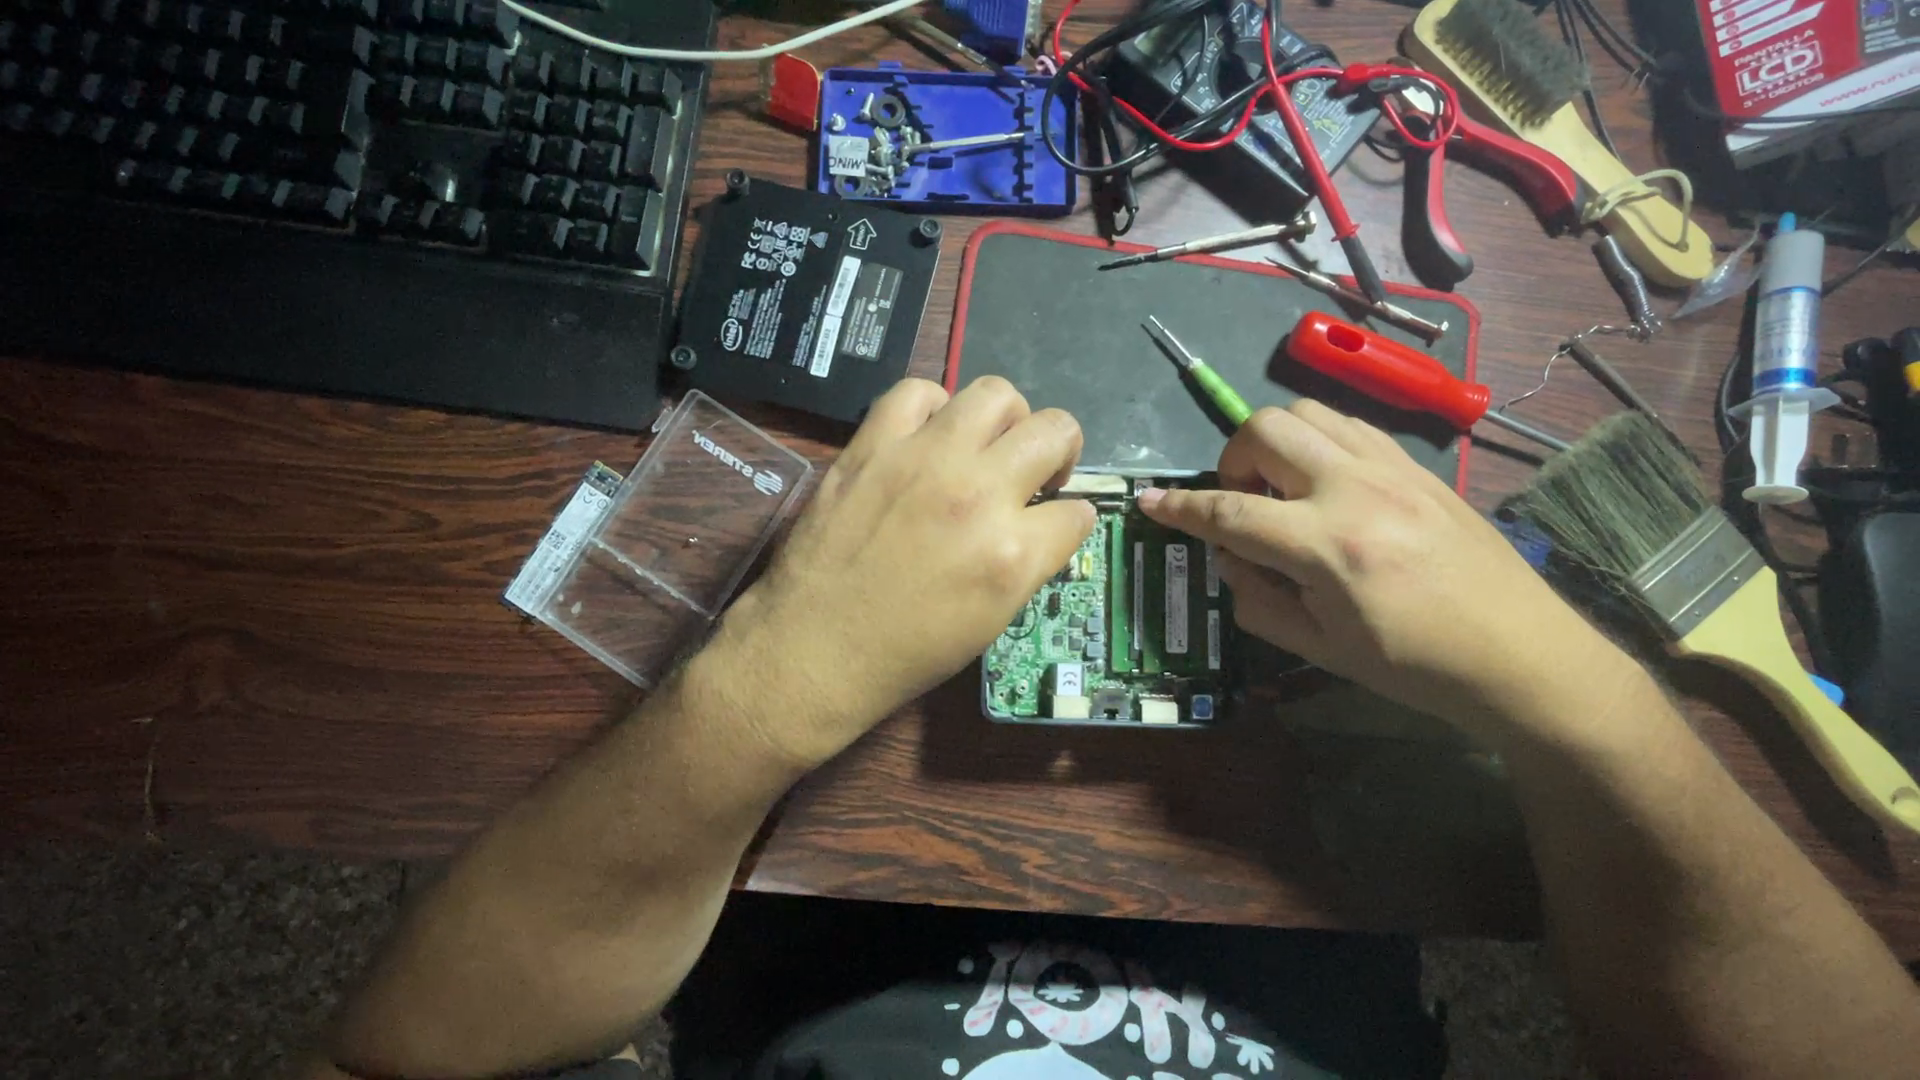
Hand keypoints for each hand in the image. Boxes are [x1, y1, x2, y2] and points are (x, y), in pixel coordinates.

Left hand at [698, 377, 1092, 768]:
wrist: (814, 650)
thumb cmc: (905, 653)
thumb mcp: (991, 621)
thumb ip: (1026, 562)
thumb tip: (1039, 523)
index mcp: (1013, 554)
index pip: (1078, 512)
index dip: (1068, 520)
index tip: (1051, 525)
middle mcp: (978, 494)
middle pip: (1056, 430)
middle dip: (1060, 451)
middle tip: (1033, 474)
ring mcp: (923, 461)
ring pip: (997, 394)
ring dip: (1006, 420)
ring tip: (984, 446)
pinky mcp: (873, 446)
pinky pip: (917, 392)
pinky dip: (932, 408)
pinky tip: (927, 436)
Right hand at [1138, 400, 1633, 740]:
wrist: (1522, 657)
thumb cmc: (1412, 666)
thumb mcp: (1317, 648)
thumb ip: (1255, 598)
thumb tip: (1229, 556)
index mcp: (1328, 547)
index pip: (1228, 513)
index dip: (1178, 508)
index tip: (1147, 502)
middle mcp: (1356, 490)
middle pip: (1264, 431)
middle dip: (1232, 462)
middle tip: (1240, 503)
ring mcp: (1393, 469)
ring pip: (1306, 412)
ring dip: (1273, 442)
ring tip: (1281, 489)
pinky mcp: (1418, 466)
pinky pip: (1348, 426)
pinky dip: (1316, 441)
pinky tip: (1323, 482)